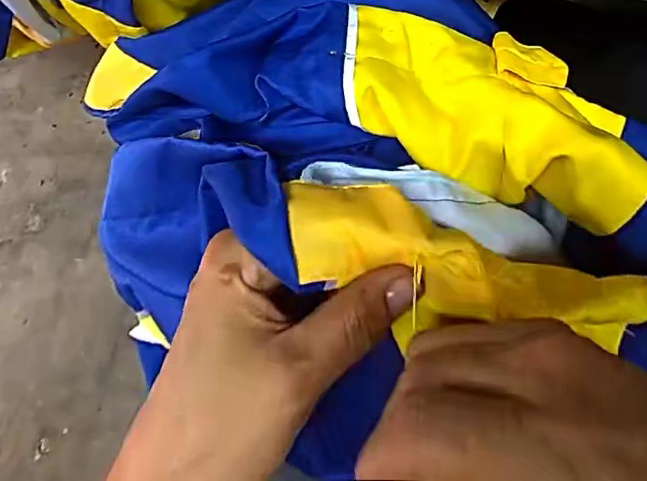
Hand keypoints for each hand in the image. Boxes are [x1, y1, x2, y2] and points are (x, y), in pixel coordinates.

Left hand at [107, 231, 413, 480]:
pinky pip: (315, 288)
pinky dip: (347, 292)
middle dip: (370, 245)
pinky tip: (384, 291)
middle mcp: (244, 254)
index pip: (317, 217)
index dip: (369, 222)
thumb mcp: (298, 372)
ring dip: (364, 269)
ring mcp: (251, 282)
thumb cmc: (221, 429)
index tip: (417, 226)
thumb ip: (357, 317)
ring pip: (322, 263)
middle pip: (321, 237)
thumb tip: (416, 271)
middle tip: (425, 245)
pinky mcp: (261, 310)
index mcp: (238, 252)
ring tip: (415, 262)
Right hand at [356, 319, 646, 480]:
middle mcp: (530, 362)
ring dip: (428, 390)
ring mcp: (553, 338)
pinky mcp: (571, 333)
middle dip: (398, 429)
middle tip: (414, 470)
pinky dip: (465, 365)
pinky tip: (480, 406)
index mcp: (523, 434)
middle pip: (417, 373)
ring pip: (446, 340)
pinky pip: (488, 331)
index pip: (400, 431)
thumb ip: (464, 474)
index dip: (378, 471)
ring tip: (441, 440)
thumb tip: (412, 464)